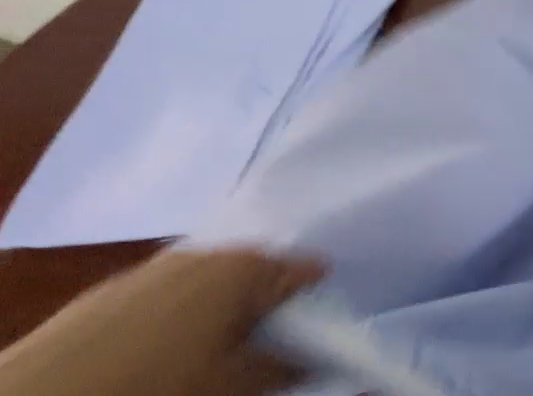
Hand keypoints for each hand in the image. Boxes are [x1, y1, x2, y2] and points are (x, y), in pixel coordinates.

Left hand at [0, 248, 323, 395]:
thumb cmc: (150, 388)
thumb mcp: (230, 388)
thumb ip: (286, 367)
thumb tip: (324, 359)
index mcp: (249, 265)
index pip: (312, 271)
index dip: (318, 305)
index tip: (310, 339)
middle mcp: (209, 251)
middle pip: (259, 274)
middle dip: (262, 309)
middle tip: (252, 354)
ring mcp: (153, 267)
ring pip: (209, 283)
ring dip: (217, 312)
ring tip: (200, 357)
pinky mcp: (106, 291)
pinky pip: (163, 296)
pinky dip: (171, 318)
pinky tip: (151, 356)